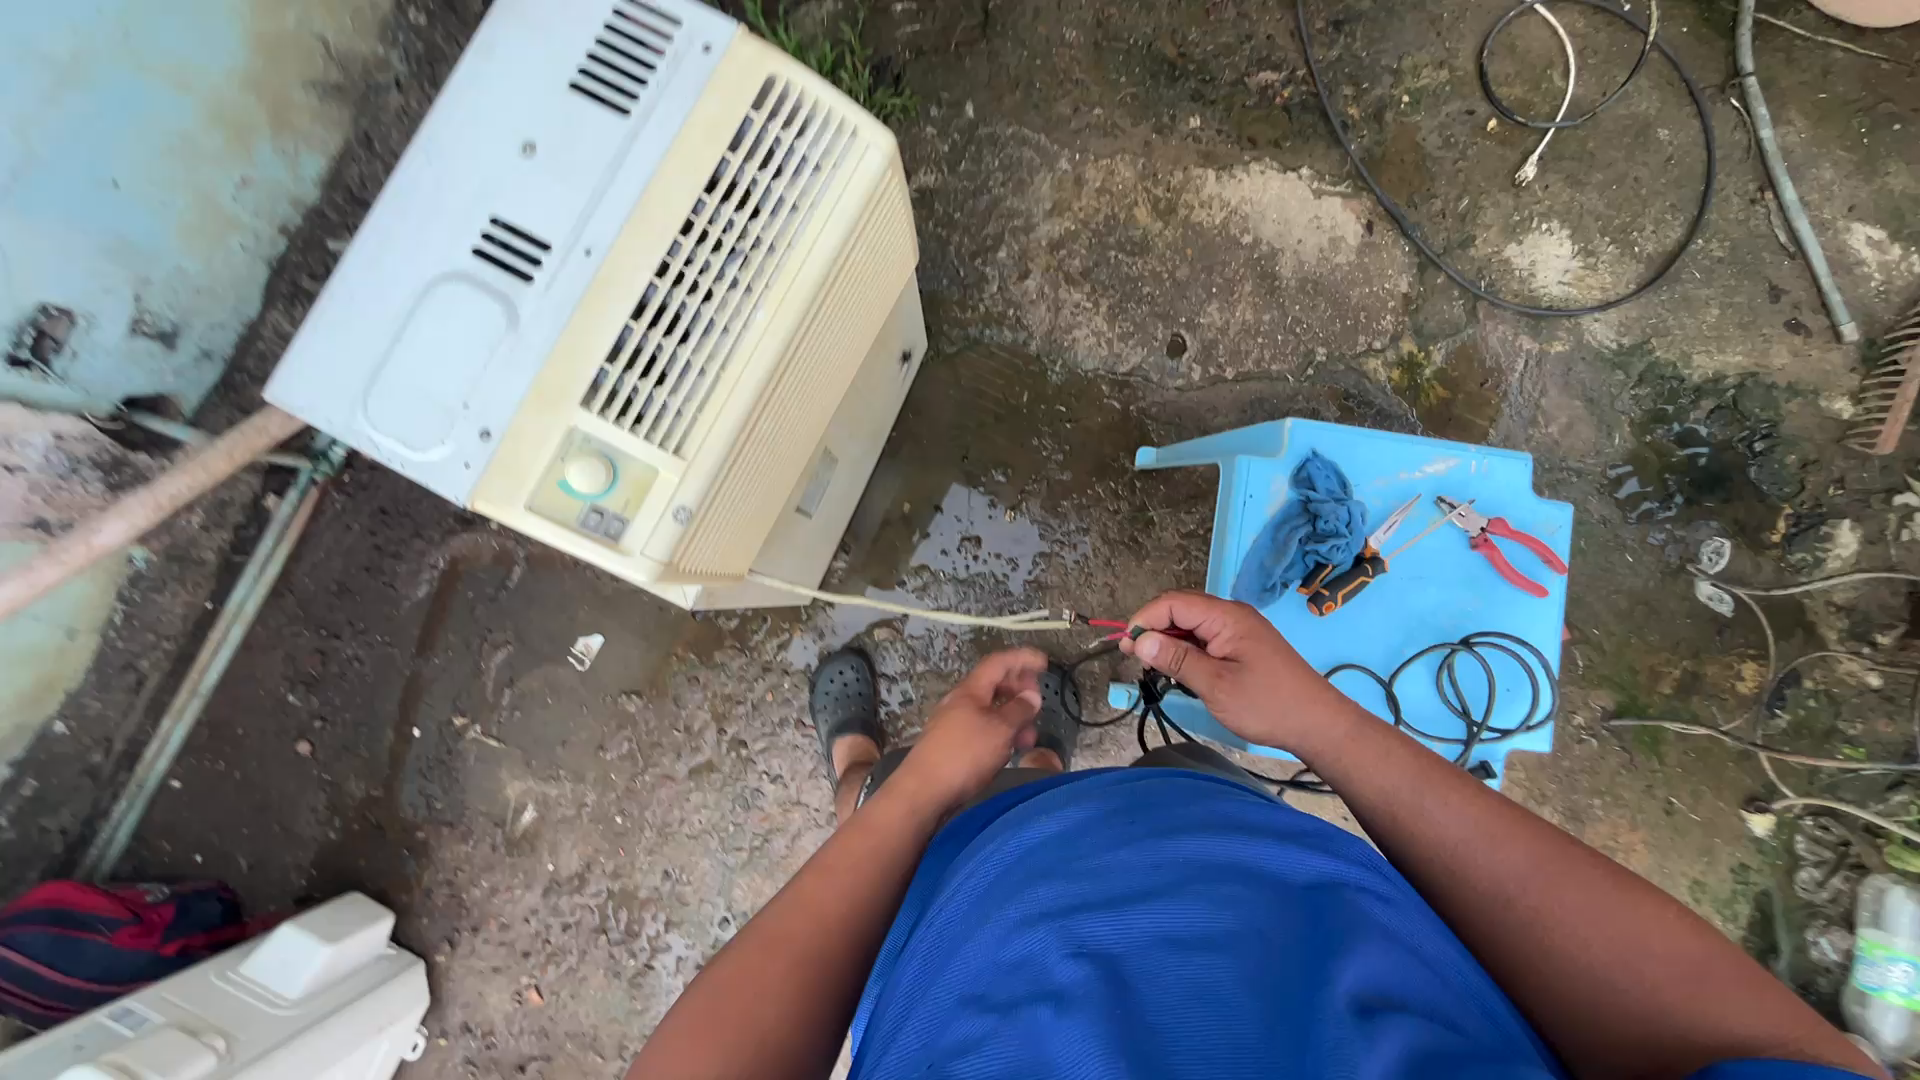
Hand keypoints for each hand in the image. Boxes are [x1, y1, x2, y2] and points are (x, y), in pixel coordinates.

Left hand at [889, 648, 1047, 815]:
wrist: (923, 792)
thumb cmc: (964, 755)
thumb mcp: (1000, 730)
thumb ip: (1019, 710)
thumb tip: (1032, 695)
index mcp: (971, 690)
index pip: (999, 663)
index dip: (1022, 659)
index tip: (1044, 662)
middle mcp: (961, 701)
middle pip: (994, 685)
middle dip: (1019, 690)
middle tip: (1038, 702)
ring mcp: (954, 723)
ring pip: (990, 710)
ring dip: (1013, 717)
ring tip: (1029, 737)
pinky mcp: (953, 745)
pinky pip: (983, 729)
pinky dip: (1000, 734)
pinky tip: (1009, 750)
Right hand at [1118, 590, 1348, 752]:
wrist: (1318, 724)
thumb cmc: (1267, 705)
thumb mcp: (1215, 685)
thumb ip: (1176, 659)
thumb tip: (1140, 640)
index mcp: (1226, 616)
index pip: (1173, 602)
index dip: (1145, 619)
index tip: (1125, 646)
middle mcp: (1232, 614)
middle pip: (1180, 608)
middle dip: (1153, 627)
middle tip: (1132, 657)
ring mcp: (1239, 629)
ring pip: (1191, 623)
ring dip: (1168, 640)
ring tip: (1151, 666)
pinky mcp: (1242, 645)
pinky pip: (1205, 637)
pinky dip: (1186, 649)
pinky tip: (1178, 669)